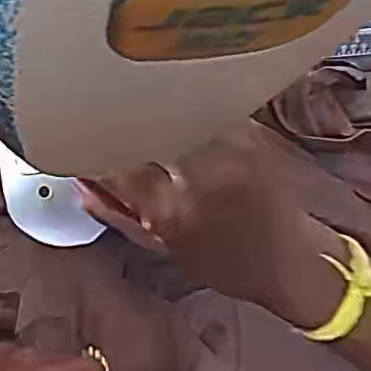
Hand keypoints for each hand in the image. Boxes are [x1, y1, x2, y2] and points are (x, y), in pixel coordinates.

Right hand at [79, 121, 350, 327]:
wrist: (296, 261)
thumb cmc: (224, 263)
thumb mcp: (160, 247)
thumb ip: (114, 210)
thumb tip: (78, 177)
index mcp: (172, 210)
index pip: (112, 162)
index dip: (87, 145)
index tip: (74, 137)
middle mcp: (201, 172)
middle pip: (139, 125)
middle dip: (114, 119)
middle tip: (98, 116)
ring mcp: (230, 145)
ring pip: (169, 108)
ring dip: (147, 109)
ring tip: (133, 110)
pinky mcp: (251, 129)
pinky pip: (200, 107)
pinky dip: (180, 108)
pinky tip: (172, 111)